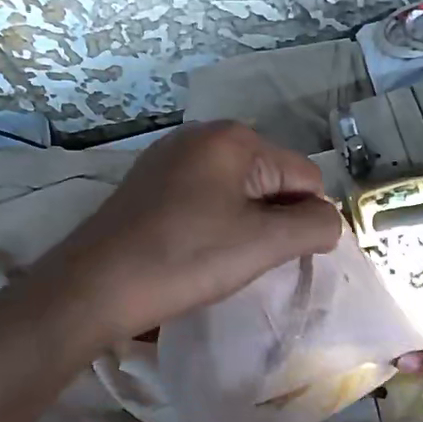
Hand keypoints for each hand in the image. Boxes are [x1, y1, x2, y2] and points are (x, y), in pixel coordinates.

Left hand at [32, 122, 344, 341]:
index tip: (281, 257)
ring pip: (237, 191)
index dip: (305, 220)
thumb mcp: (262, 243)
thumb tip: (328, 220)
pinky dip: (212, 223)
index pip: (305, 176)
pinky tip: (194, 251)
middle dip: (272, 220)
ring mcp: (170, 157)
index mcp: (234, 138)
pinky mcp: (149, 183)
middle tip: (248, 259)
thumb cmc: (184, 259)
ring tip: (220, 259)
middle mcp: (202, 135)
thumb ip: (313, 226)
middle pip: (270, 180)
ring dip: (243, 225)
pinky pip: (204, 198)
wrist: (95, 286)